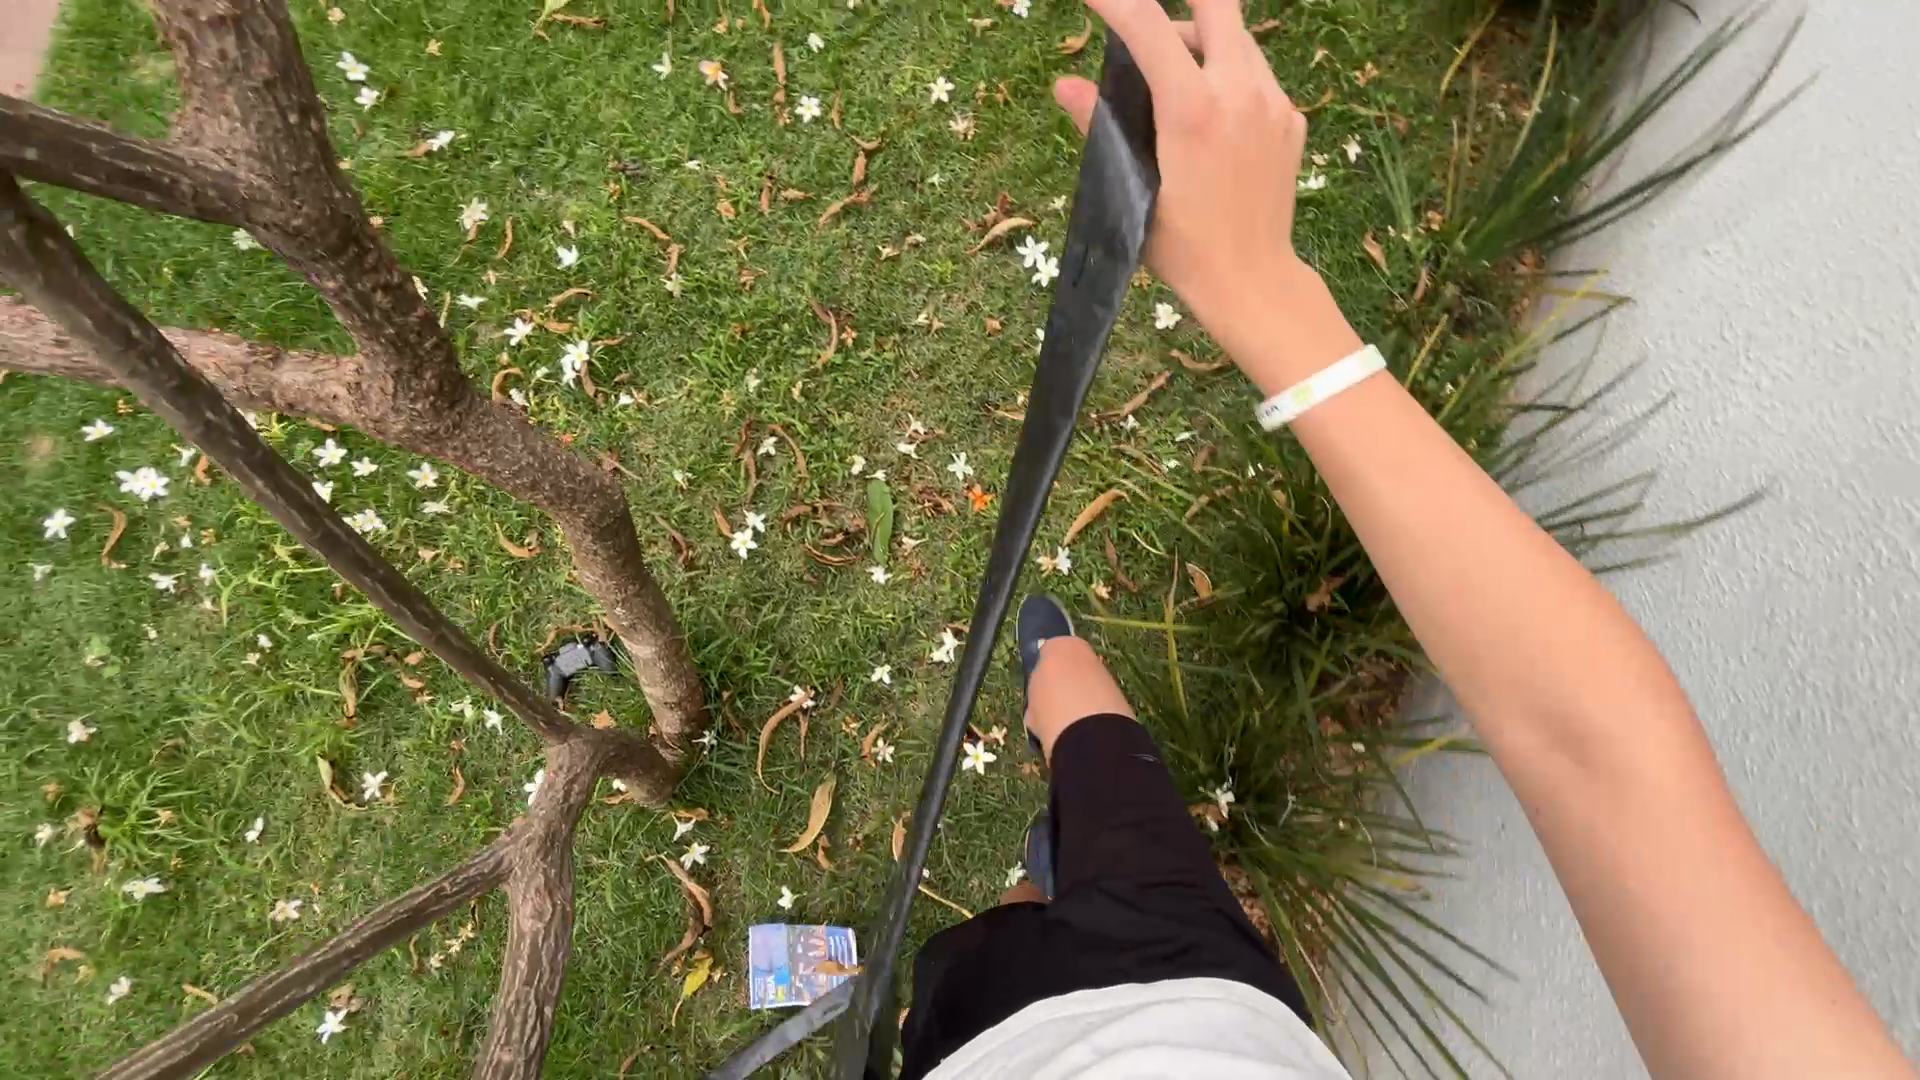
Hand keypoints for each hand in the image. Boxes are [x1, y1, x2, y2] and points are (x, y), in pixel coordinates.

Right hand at [1054, 0, 1360, 392]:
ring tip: (1179, 86)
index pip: (1149, 28)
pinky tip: (1214, 121)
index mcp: (1193, 112)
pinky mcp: (1291, 119)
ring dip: (1205, 45)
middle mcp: (1240, 91)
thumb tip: (1064, 85)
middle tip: (1150, 32)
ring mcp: (1273, 102)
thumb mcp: (1133, 193)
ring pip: (1239, 39)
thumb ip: (1101, 130)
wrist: (1250, 279)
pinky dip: (1230, 79)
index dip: (1116, 3)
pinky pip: (1258, 76)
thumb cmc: (1182, 249)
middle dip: (1179, 6)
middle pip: (1215, 4)